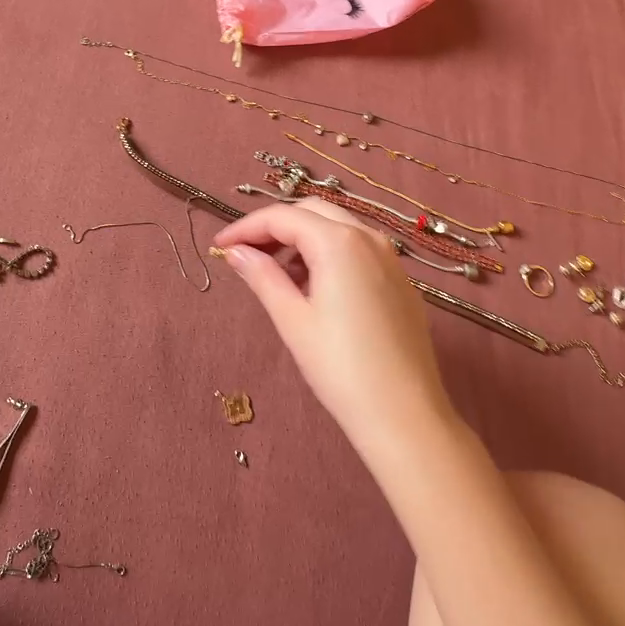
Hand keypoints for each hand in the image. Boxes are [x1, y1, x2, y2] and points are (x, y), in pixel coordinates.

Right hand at [215, 201, 454, 449]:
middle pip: (312, 212)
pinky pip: (358, 249)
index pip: (283, 217)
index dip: (246, 227)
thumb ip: (262, 277)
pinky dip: (328, 253)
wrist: (404, 414)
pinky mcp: (400, 280)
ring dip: (302, 238)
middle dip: (275, 227)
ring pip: (337, 228)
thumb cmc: (340, 368)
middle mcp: (369, 238)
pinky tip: (313, 287)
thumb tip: (236, 252)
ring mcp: (390, 258)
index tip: (220, 245)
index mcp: (339, 242)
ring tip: (276, 273)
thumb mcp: (292, 320)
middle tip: (245, 253)